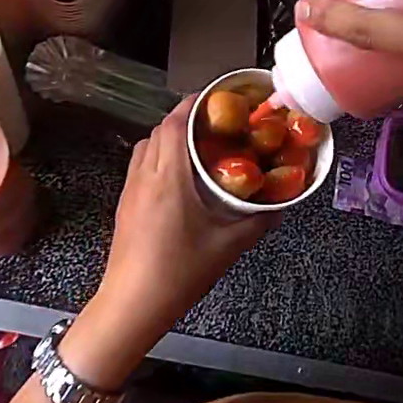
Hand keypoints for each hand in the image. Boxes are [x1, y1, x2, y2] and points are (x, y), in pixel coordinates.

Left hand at [65, 97, 277, 384]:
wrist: (132, 303)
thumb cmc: (179, 272)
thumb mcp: (228, 246)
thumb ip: (257, 221)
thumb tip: (278, 206)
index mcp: (168, 177)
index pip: (175, 123)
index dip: (194, 103)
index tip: (217, 99)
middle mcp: (144, 175)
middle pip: (160, 130)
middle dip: (186, 119)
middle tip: (215, 125)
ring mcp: (130, 190)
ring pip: (147, 147)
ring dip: (170, 138)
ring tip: (198, 148)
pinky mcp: (124, 204)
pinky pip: (141, 166)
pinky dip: (159, 158)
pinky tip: (179, 179)